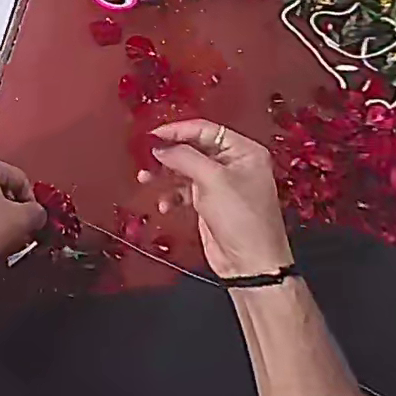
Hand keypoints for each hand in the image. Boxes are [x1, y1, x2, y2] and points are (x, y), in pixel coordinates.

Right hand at [145, 120, 293, 279]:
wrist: (250, 265)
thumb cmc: (242, 218)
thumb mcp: (213, 181)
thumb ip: (185, 158)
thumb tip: (160, 147)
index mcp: (243, 151)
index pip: (206, 130)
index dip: (178, 130)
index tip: (154, 134)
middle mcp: (233, 164)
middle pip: (194, 149)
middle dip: (169, 154)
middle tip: (146, 156)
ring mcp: (221, 184)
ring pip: (185, 170)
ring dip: (165, 175)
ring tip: (146, 178)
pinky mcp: (209, 203)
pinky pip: (185, 191)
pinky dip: (172, 195)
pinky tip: (163, 204)